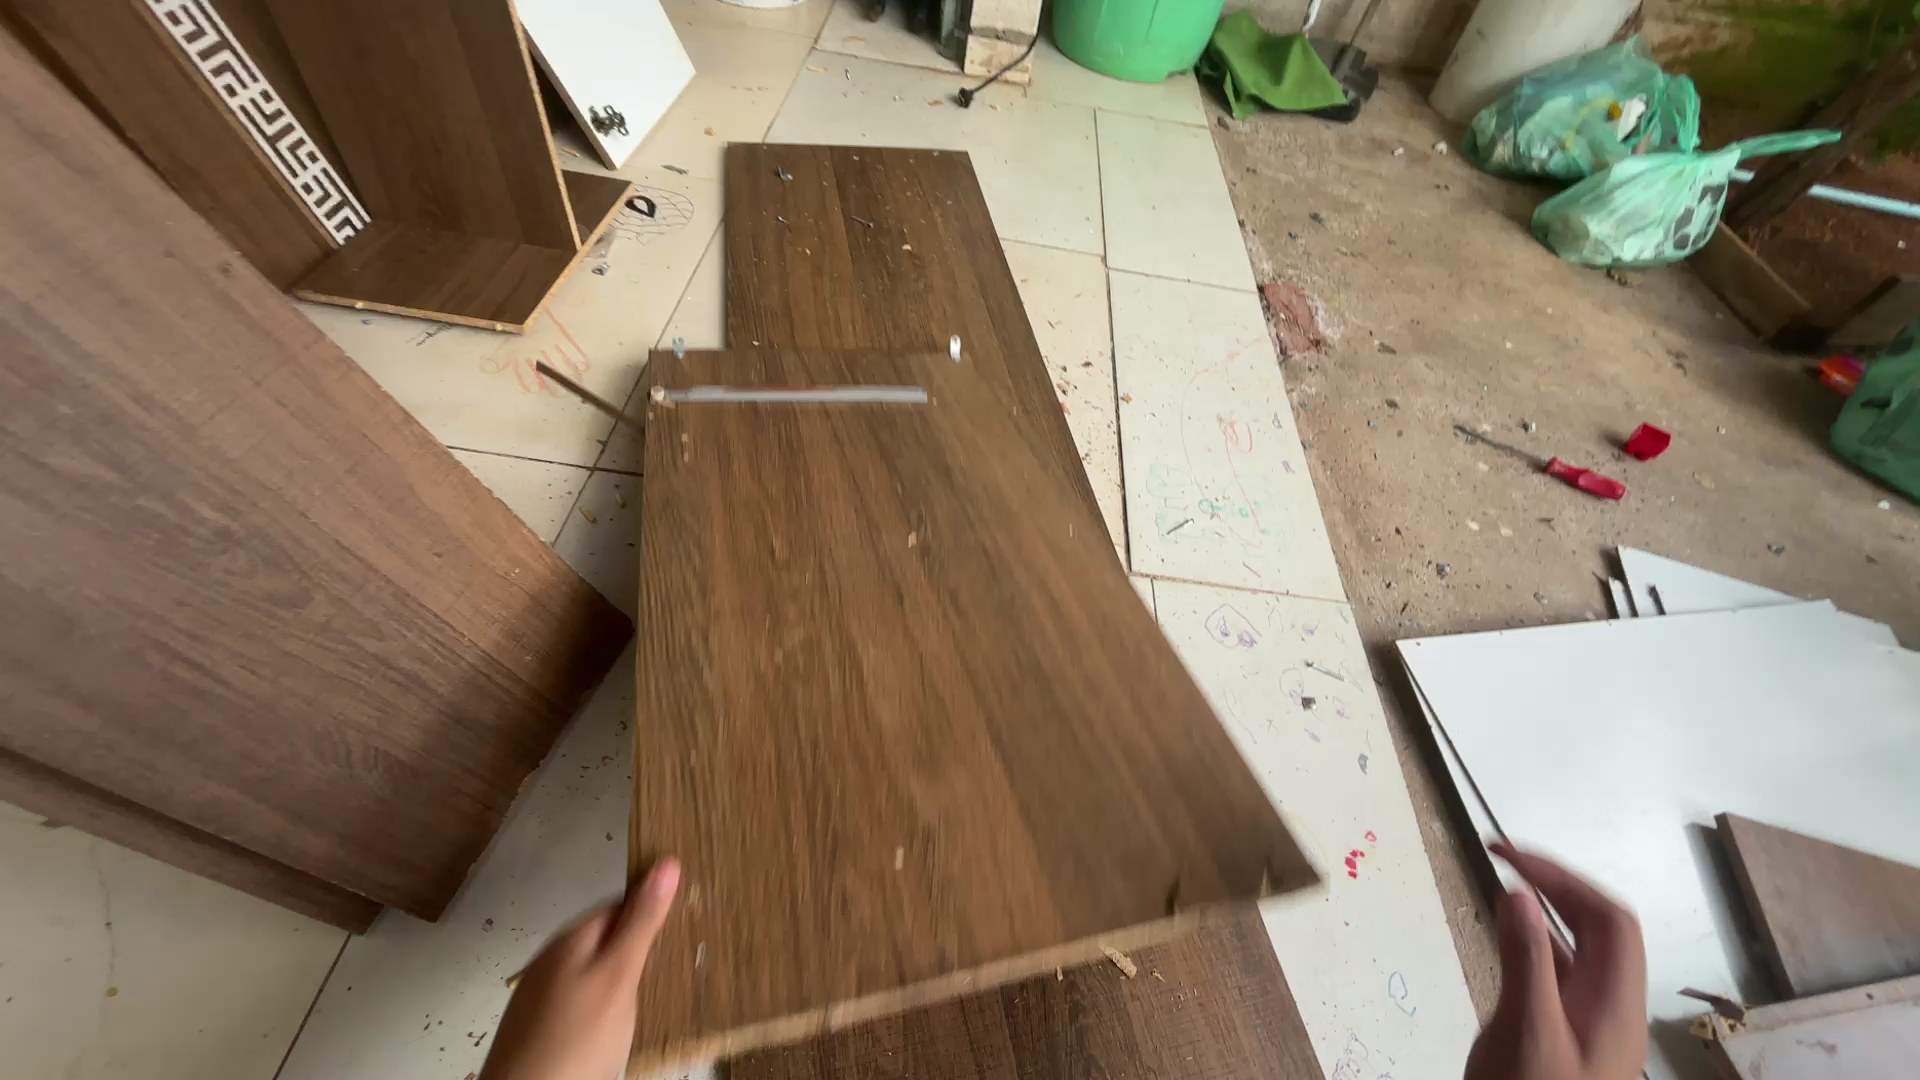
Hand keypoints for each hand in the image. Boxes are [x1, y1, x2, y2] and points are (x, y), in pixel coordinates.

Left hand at [480, 858, 680, 1079]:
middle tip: (666, 971)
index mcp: (569, 940)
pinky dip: (599, 1010)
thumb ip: (642, 922)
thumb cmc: (577, 1040)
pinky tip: (611, 1032)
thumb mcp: (620, 975)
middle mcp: (548, 962)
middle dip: (635, 950)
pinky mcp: (533, 1035)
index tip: (679, 931)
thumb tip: (667, 862)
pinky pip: (577, 1005)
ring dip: (618, 982)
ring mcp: (536, 1001)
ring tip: (645, 1003)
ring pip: (590, 974)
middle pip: (604, 940)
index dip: (650, 913)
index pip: (619, 904)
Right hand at [1464, 842, 1646, 1079]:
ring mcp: (1591, 1017)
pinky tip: (1510, 932)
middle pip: (1603, 927)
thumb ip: (1525, 958)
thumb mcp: (1525, 1027)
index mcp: (1613, 1003)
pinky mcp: (1567, 1026)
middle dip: (1556, 883)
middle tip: (1502, 857)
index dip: (1564, 878)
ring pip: (1584, 945)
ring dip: (1548, 905)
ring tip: (1504, 882)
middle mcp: (1610, 1005)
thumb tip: (1517, 892)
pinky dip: (1537, 934)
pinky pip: (1563, 965)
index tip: (1508, 856)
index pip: (1611, 920)